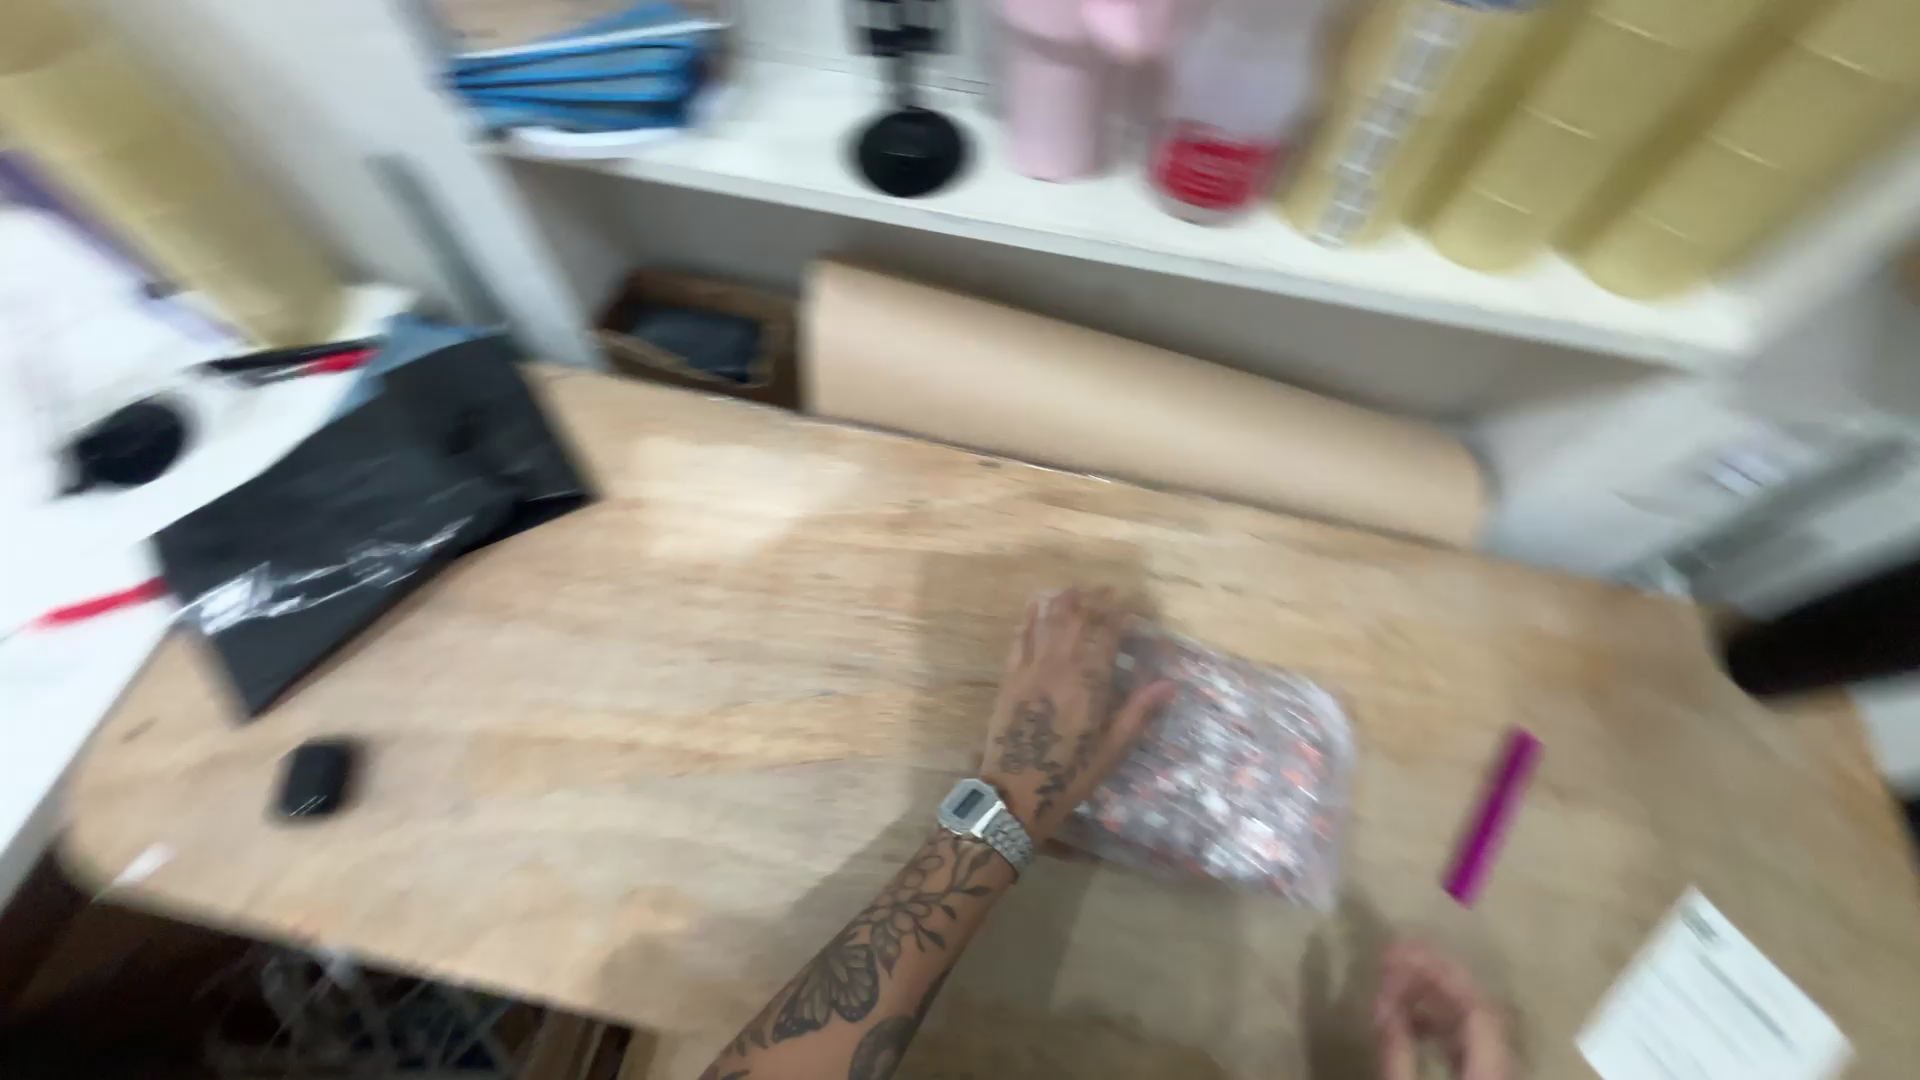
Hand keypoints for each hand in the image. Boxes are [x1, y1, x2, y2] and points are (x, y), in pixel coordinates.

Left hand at [979, 587, 1174, 844]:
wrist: (1015, 791)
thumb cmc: (1070, 775)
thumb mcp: (1111, 750)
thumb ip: (1138, 712)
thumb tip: (1169, 683)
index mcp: (1090, 685)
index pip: (1107, 636)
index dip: (1118, 614)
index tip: (1128, 601)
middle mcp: (1061, 668)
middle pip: (1079, 622)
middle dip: (1094, 601)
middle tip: (1107, 587)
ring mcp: (1031, 669)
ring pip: (1049, 623)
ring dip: (1064, 602)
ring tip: (1077, 587)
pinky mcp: (1010, 677)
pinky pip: (1020, 638)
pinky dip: (1029, 618)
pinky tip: (1036, 603)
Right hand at [1375, 942, 1511, 1079]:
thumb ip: (1396, 1051)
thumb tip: (1386, 1000)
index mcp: (1490, 1077)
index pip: (1478, 1010)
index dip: (1439, 972)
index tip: (1397, 949)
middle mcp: (1503, 1074)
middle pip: (1478, 1013)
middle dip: (1431, 979)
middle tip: (1388, 959)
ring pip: (1472, 1028)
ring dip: (1430, 999)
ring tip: (1389, 988)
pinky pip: (1467, 1046)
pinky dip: (1436, 1024)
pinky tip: (1407, 1021)